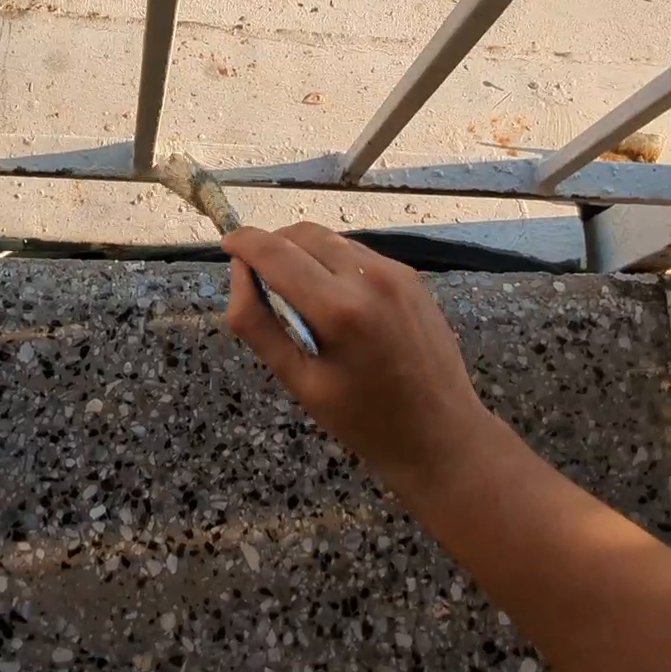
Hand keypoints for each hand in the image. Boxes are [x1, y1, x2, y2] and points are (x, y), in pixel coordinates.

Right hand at [221, 223, 499, 495]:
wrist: (444, 437)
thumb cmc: (365, 421)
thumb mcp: (300, 382)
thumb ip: (258, 324)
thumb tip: (238, 274)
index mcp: (340, 309)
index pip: (276, 253)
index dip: (244, 242)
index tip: (226, 243)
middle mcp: (370, 277)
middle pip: (303, 234)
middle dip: (272, 245)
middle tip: (257, 278)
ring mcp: (396, 272)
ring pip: (330, 239)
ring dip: (302, 252)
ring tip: (295, 292)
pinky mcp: (410, 275)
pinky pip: (356, 252)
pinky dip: (331, 262)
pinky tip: (332, 298)